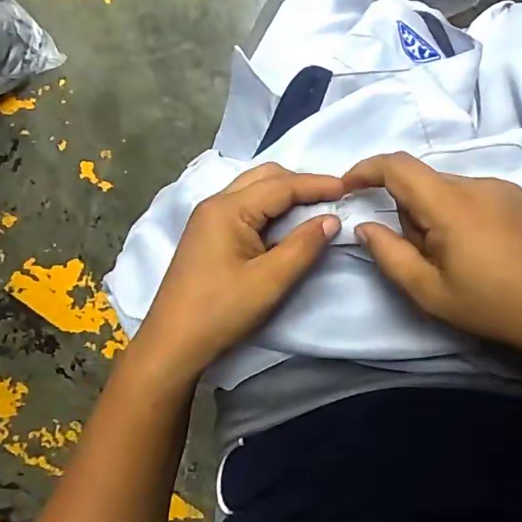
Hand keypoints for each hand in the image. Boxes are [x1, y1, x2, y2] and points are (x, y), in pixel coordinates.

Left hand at [128, 163, 343, 376]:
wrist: (173, 343)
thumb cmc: (221, 311)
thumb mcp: (270, 281)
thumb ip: (303, 246)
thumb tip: (330, 219)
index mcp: (227, 209)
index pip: (280, 185)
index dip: (317, 184)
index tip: (349, 188)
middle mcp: (214, 205)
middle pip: (264, 178)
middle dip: (300, 183)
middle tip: (332, 197)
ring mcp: (207, 219)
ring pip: (252, 191)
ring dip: (284, 195)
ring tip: (314, 208)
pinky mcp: (206, 236)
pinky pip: (243, 207)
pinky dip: (269, 209)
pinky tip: (284, 224)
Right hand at [343, 152, 521, 360]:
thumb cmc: (492, 304)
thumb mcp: (428, 291)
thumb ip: (389, 254)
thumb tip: (364, 225)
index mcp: (450, 204)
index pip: (397, 166)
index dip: (366, 170)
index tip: (347, 187)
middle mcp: (475, 184)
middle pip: (420, 181)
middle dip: (405, 210)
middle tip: (418, 255)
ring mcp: (499, 187)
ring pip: (444, 189)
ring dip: (432, 214)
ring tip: (453, 258)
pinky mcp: (515, 196)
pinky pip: (468, 194)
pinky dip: (456, 213)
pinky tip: (476, 249)